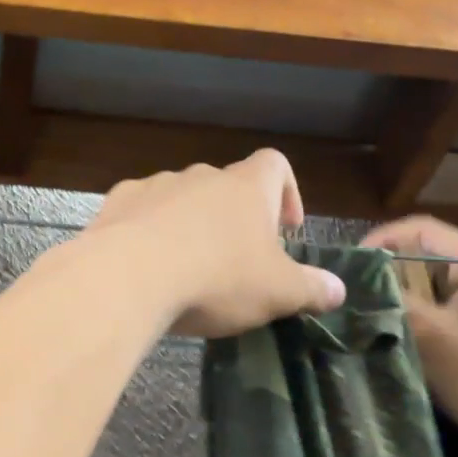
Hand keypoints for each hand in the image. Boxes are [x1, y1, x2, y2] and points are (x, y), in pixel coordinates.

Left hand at [87, 149, 345, 337]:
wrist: (127, 275)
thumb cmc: (216, 278)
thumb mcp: (277, 292)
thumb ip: (311, 288)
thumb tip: (338, 288)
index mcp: (246, 187)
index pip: (275, 164)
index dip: (287, 192)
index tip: (287, 229)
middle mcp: (202, 175)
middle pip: (227, 186)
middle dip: (236, 218)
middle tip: (238, 262)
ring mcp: (156, 184)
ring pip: (183, 198)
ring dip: (192, 224)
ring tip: (189, 268)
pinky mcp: (119, 201)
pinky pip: (143, 210)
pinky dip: (150, 229)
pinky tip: (148, 264)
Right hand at [360, 215, 457, 456]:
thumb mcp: (430, 335)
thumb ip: (388, 301)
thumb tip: (346, 284)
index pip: (419, 230)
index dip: (379, 242)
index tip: (348, 269)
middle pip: (420, 257)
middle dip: (384, 275)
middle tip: (349, 295)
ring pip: (423, 288)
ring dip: (395, 301)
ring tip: (361, 316)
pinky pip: (433, 313)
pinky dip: (410, 321)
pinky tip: (385, 339)